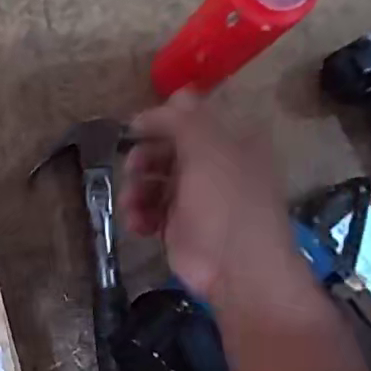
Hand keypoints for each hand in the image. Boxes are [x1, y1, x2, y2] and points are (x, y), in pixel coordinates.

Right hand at [118, 92, 301, 308]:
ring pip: (154, 180)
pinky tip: (138, 224)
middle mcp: (214, 166)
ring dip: (137, 189)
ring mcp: (196, 198)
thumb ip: (184, 121)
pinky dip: (140, 214)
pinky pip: (151, 210)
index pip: (189, 118)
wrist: (237, 270)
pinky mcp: (179, 227)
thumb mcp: (207, 151)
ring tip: (133, 204)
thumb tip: (166, 99)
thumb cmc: (226, 205)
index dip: (161, 121)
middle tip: (133, 169)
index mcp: (229, 143)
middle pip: (167, 149)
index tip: (134, 130)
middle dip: (145, 158)